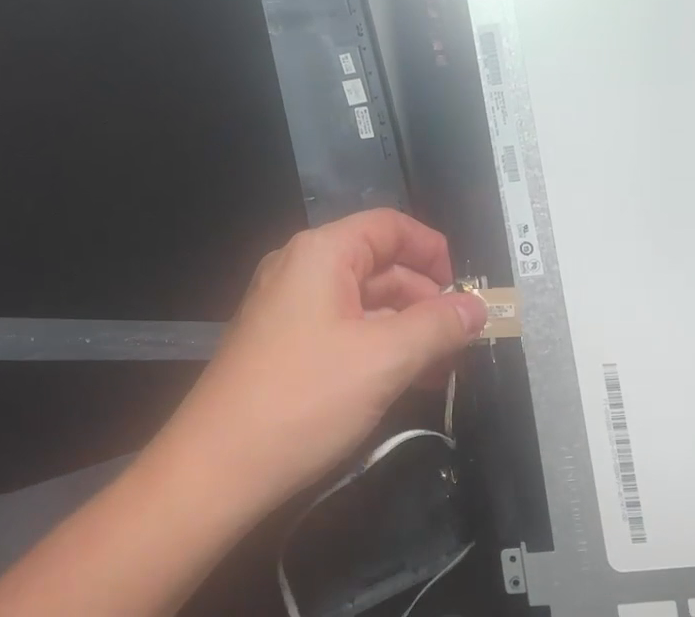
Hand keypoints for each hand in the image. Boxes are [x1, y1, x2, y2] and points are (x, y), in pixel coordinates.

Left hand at [149, 209, 486, 515]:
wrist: (216, 468)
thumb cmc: (304, 399)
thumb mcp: (384, 359)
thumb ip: (438, 326)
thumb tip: (478, 306)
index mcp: (321, 252)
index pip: (390, 226)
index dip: (434, 251)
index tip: (467, 293)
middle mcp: (301, 268)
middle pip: (379, 265)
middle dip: (426, 300)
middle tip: (465, 343)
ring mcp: (288, 307)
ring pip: (364, 303)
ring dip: (407, 330)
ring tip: (445, 371)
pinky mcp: (283, 344)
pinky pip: (343, 330)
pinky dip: (379, 349)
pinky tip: (407, 383)